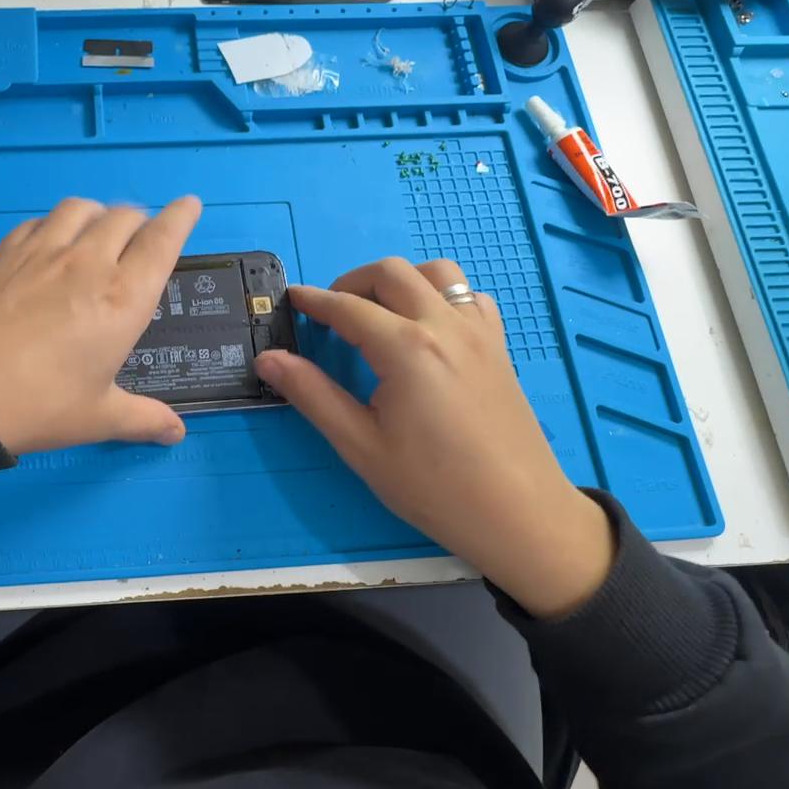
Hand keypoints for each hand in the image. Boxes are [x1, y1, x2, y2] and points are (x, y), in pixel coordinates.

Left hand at [0, 196, 202, 455]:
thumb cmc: (35, 405)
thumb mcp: (96, 417)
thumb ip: (143, 419)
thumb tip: (175, 432)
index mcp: (123, 298)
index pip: (163, 240)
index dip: (181, 217)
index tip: (189, 205)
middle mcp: (88, 262)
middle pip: (126, 216)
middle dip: (142, 221)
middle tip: (141, 239)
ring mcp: (42, 251)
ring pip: (82, 208)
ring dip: (99, 214)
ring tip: (98, 232)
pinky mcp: (4, 251)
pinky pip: (40, 220)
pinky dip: (57, 223)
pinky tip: (50, 242)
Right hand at [254, 258, 613, 617]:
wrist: (520, 516)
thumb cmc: (434, 487)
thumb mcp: (360, 445)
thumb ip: (312, 394)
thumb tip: (268, 358)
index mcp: (405, 348)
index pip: (347, 307)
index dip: (312, 301)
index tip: (290, 299)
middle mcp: (444, 326)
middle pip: (391, 273)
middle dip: (351, 282)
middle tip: (329, 312)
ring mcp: (479, 332)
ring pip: (437, 272)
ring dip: (399, 280)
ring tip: (378, 312)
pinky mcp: (499, 347)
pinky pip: (469, 297)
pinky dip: (441, 296)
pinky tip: (428, 328)